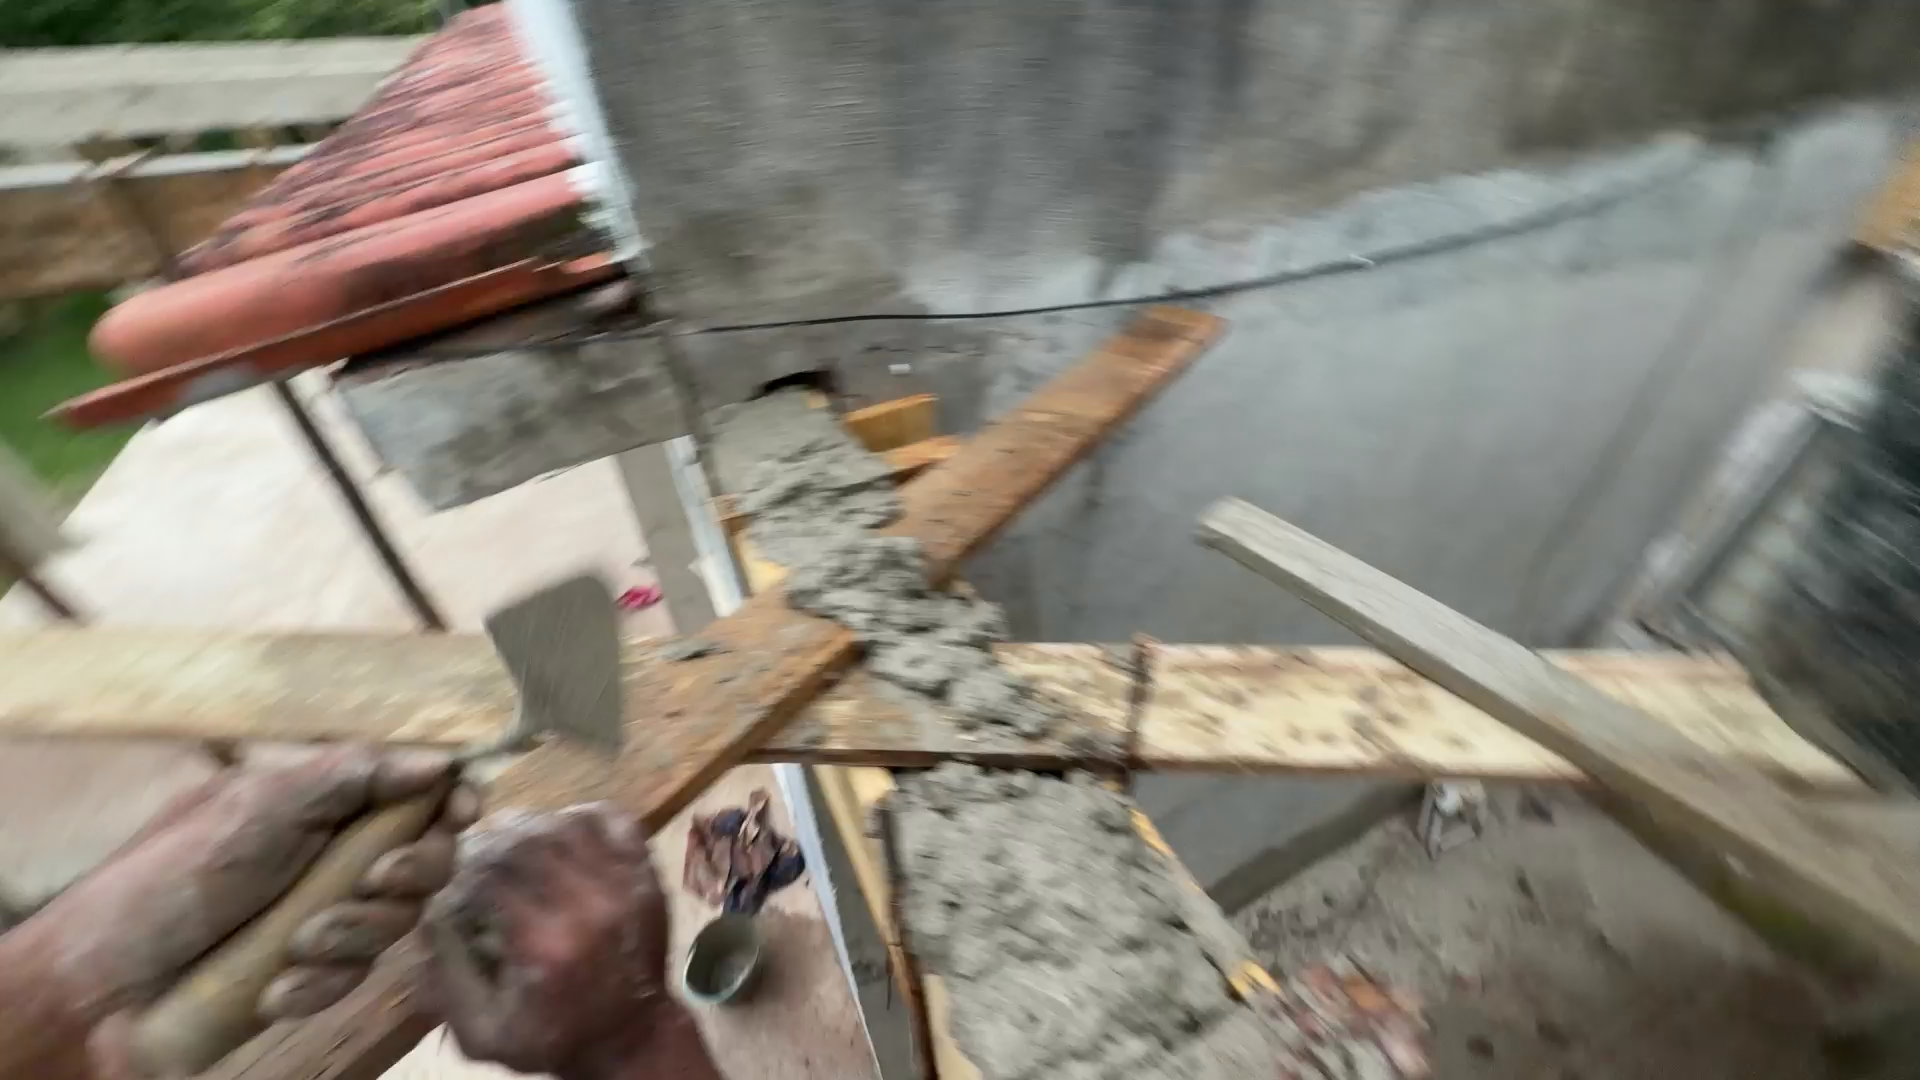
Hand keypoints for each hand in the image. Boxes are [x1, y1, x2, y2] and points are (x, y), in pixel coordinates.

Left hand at [36, 745, 476, 1026]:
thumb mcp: (259, 805)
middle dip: (415, 870)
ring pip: (404, 917)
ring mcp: (339, 913)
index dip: (458, 799)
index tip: (461, 814)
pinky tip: (275, 987)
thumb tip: (444, 761)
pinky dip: (322, 981)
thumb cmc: (171, 879)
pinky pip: (359, 973)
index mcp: (340, 805)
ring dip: (358, 931)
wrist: (88, 994)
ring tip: (297, 945)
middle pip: (436, 854)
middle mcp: (349, 855)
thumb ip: (355, 774)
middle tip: (374, 882)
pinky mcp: (320, 970)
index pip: (428, 791)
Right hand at [423, 804, 674, 1079]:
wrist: (632, 1033)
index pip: (494, 876)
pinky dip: (585, 815)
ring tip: (514, 836)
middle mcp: (588, 904)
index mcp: (544, 944)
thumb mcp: (481, 1032)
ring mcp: (624, 882)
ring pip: (573, 824)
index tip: (454, 878)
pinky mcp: (647, 872)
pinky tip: (563, 828)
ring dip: (536, 823)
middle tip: (478, 849)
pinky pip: (617, 821)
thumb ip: (446, 977)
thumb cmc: (552, 1036)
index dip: (465, 869)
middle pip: (532, 841)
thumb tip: (430, 914)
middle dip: (495, 839)